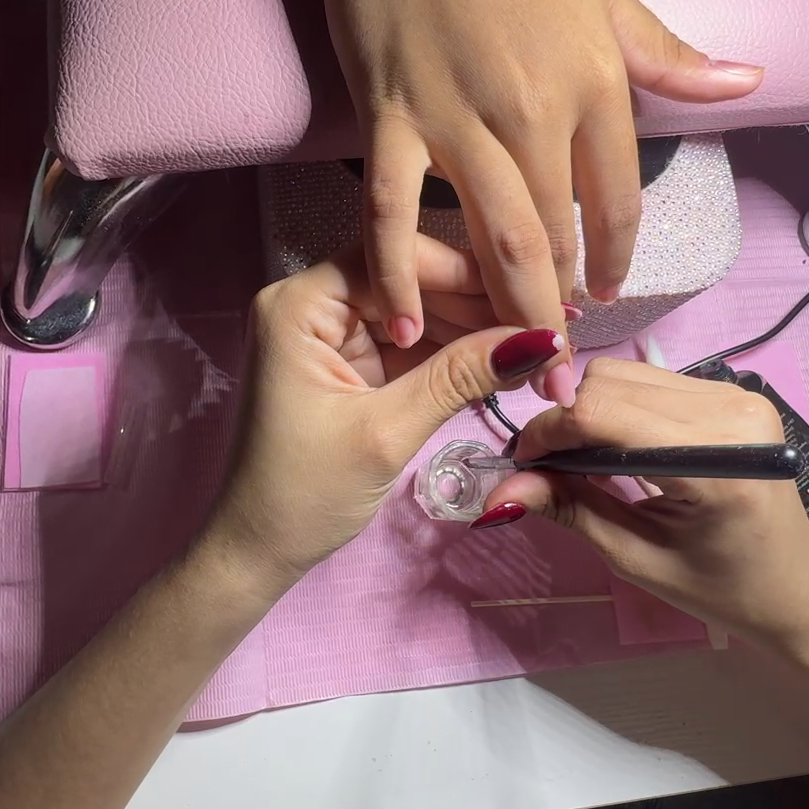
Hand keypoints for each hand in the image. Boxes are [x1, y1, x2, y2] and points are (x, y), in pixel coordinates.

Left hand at [197, 237, 564, 590]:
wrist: (259, 549)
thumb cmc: (305, 493)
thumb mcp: (387, 431)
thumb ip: (460, 377)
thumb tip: (542, 338)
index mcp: (299, 304)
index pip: (393, 260)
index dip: (465, 274)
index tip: (532, 295)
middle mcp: (311, 303)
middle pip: (407, 282)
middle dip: (475, 306)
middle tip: (549, 325)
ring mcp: (329, 332)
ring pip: (414, 311)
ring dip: (470, 331)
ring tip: (536, 346)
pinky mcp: (346, 361)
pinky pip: (407, 343)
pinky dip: (450, 355)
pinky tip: (499, 362)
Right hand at [294, 0, 762, 398]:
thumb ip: (666, 54)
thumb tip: (748, 83)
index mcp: (592, 77)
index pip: (619, 194)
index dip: (620, 255)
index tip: (610, 296)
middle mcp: (533, 110)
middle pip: (558, 236)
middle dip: (564, 310)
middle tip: (565, 366)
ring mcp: (456, 119)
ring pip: (491, 236)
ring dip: (507, 306)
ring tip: (514, 355)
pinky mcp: (388, 119)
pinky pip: (391, 212)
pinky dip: (396, 273)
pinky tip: (404, 328)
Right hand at [480, 359, 808, 660]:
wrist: (800, 588)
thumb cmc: (721, 587)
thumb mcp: (635, 559)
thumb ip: (568, 509)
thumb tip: (497, 490)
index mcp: (715, 464)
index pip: (601, 414)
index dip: (548, 432)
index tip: (522, 463)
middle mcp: (730, 411)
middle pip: (606, 381)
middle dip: (566, 420)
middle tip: (554, 467)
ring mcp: (736, 394)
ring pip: (622, 373)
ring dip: (590, 410)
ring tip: (589, 460)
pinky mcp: (732, 391)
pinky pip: (647, 379)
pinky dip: (617, 407)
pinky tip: (623, 447)